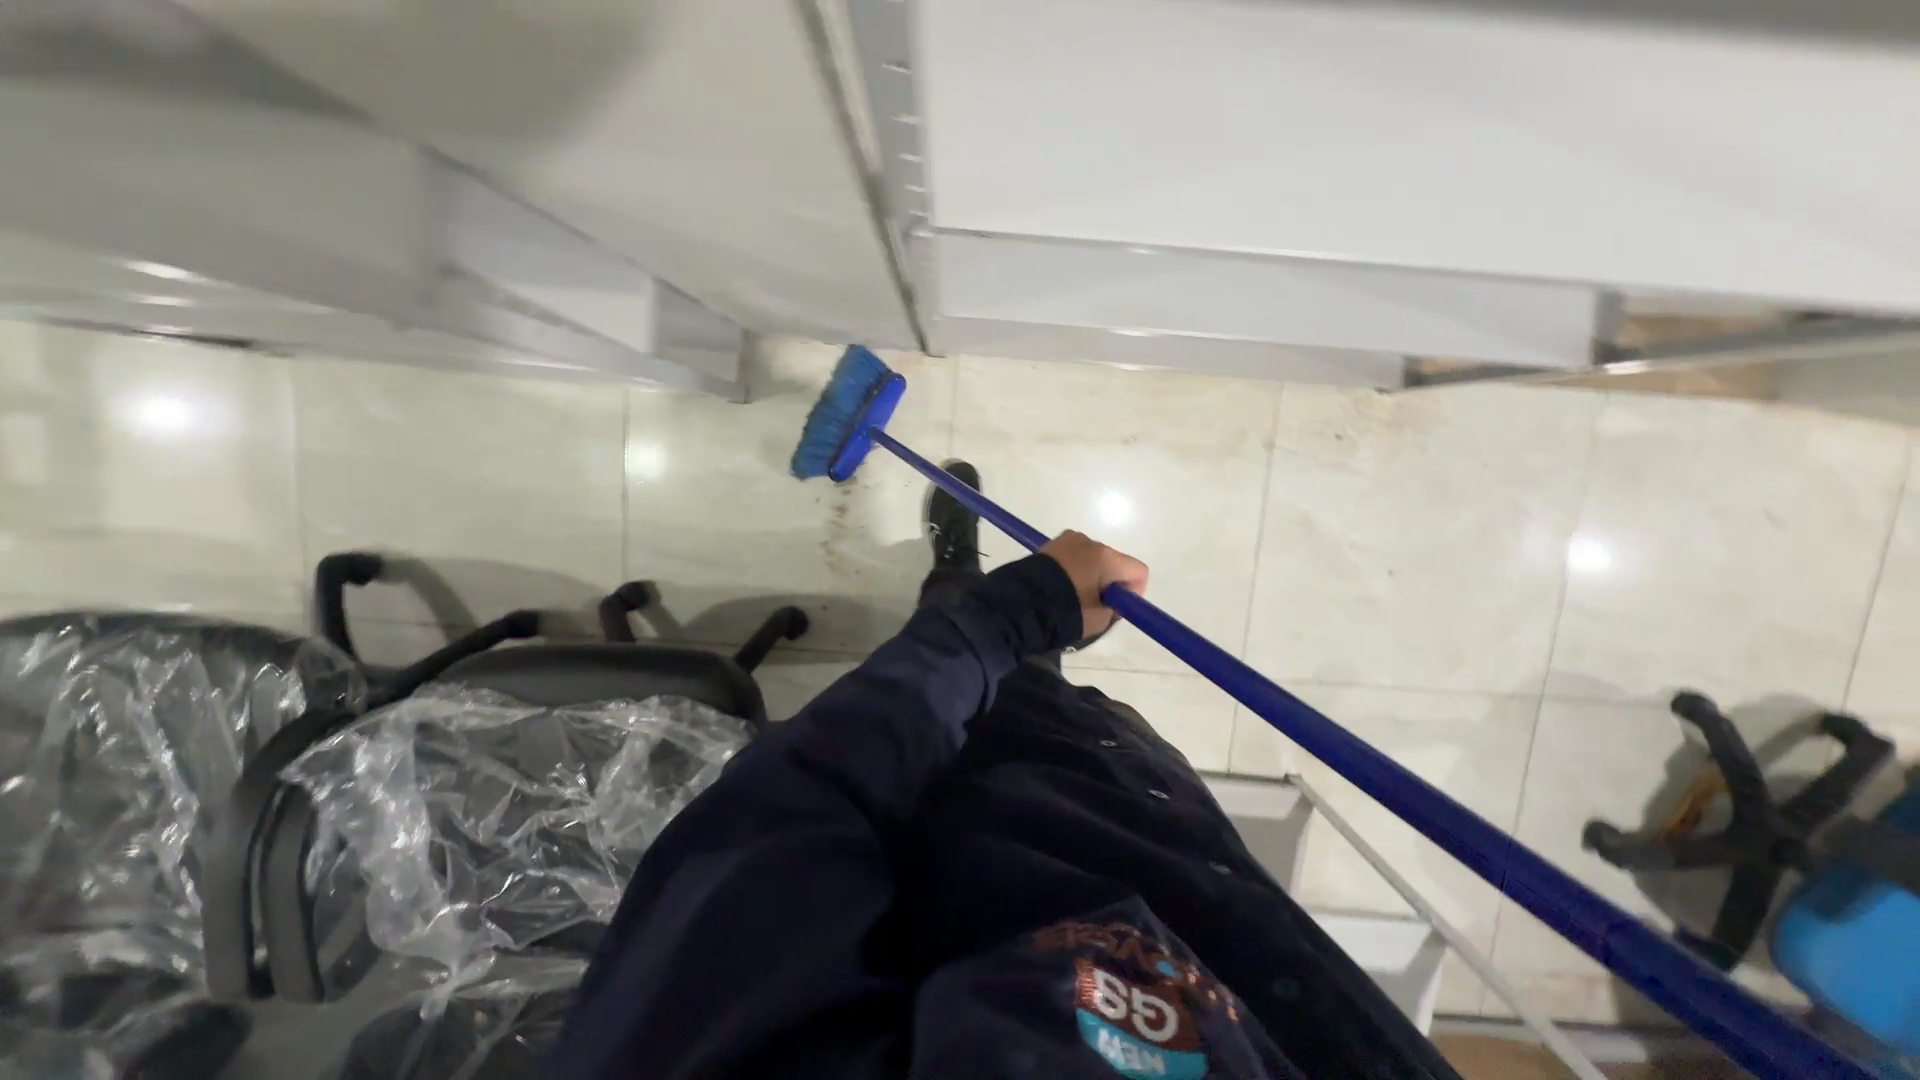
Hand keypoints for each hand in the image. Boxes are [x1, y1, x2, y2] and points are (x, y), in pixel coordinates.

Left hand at [1039, 530, 1148, 638]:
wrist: (1020, 603)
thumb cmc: (1065, 611)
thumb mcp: (1099, 620)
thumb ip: (1114, 609)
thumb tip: (1111, 600)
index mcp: (1107, 558)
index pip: (1138, 570)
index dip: (1134, 591)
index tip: (1119, 606)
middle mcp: (1090, 542)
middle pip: (1114, 561)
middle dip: (1110, 581)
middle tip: (1095, 605)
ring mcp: (1068, 540)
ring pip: (1092, 557)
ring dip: (1091, 573)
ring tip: (1073, 595)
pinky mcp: (1050, 544)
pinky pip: (1073, 555)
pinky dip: (1074, 568)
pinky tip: (1061, 586)